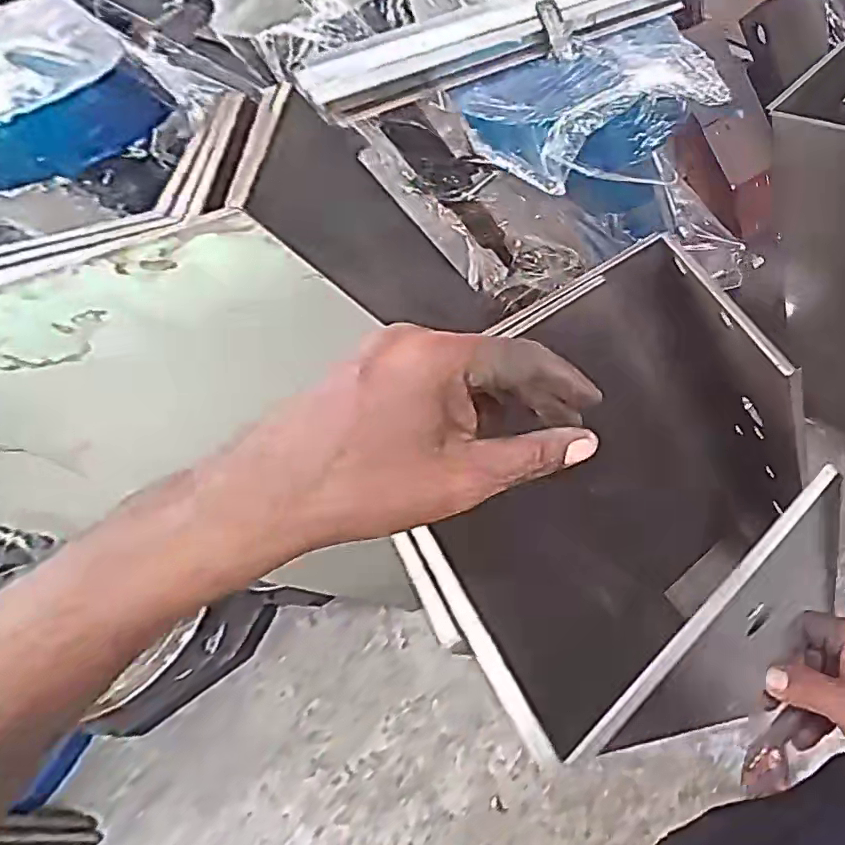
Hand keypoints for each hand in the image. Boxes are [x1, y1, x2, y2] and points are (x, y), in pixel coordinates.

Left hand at [178, 324, 601, 574]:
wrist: (257, 503)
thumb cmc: (351, 487)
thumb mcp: (465, 476)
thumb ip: (534, 454)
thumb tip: (581, 443)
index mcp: (437, 355)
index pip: (525, 357)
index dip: (566, 382)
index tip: (587, 399)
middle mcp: (410, 342)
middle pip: (497, 360)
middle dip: (536, 394)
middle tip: (565, 422)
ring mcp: (385, 352)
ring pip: (468, 368)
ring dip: (502, 399)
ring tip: (526, 432)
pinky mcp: (370, 368)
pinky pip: (438, 374)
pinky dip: (468, 399)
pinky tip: (480, 429)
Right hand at [761, 613, 844, 796]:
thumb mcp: (843, 703)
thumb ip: (804, 687)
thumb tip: (772, 674)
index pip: (807, 627)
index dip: (784, 647)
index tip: (765, 672)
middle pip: (811, 657)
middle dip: (790, 681)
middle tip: (767, 706)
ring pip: (820, 684)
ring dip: (802, 705)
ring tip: (786, 732)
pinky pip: (833, 704)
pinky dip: (817, 718)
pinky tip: (806, 738)